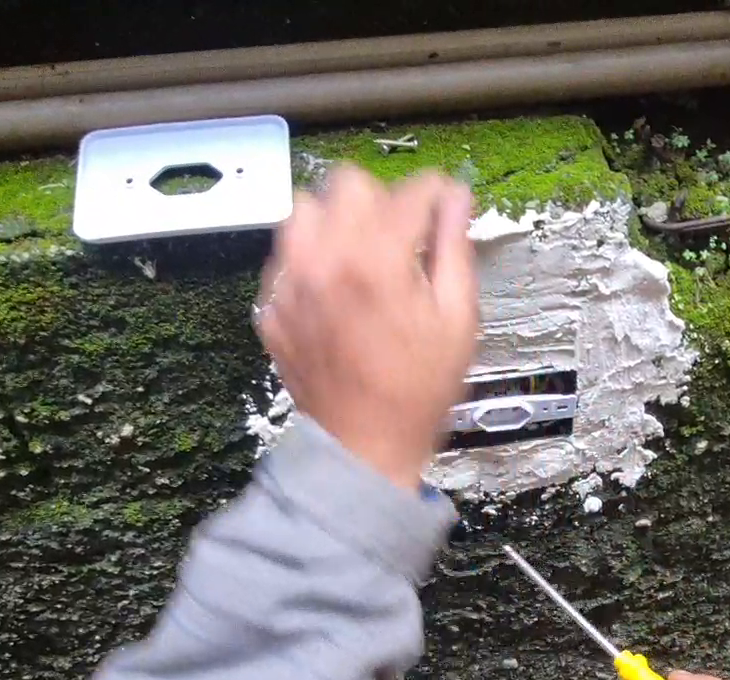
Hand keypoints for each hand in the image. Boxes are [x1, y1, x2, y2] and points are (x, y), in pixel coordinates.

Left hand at [255, 165, 479, 490]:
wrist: (364, 446)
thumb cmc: (418, 392)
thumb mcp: (457, 321)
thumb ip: (455, 250)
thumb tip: (456, 200)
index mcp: (376, 260)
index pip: (410, 191)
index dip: (436, 195)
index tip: (444, 208)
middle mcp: (324, 260)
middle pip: (347, 184)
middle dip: (380, 202)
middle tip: (399, 240)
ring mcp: (289, 284)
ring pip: (304, 210)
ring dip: (336, 224)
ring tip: (359, 261)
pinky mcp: (271, 307)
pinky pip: (285, 256)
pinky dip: (310, 260)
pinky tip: (334, 293)